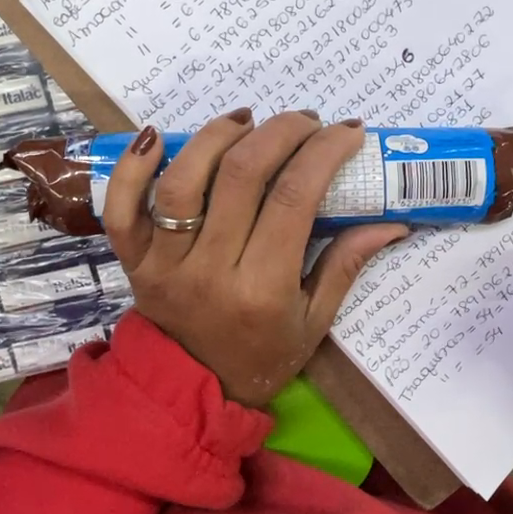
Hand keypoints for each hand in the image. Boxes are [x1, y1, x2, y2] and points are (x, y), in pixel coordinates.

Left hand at [100, 109, 406, 406]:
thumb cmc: (261, 357)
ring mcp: (164, 264)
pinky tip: (158, 136)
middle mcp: (211, 269)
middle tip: (306, 122)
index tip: (346, 132)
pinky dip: (132, 168)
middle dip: (282, 132)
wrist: (193, 393)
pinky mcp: (133, 261)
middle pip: (243, 175)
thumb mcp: (314, 323)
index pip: (295, 198)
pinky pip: (121, 208)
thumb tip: (391, 222)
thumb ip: (345, 266)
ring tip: (247, 120)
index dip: (324, 153)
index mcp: (263, 289)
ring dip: (217, 136)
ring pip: (184, 180)